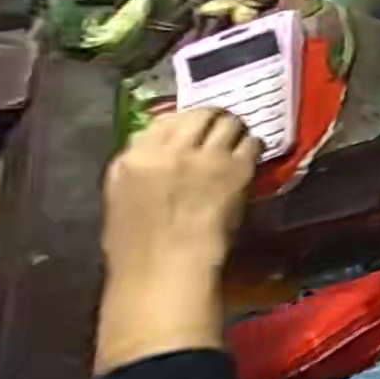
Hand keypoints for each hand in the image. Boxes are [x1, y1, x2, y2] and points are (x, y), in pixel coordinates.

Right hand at [101, 107, 260, 283]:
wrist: (166, 263)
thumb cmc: (140, 241)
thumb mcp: (125, 193)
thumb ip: (145, 164)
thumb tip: (169, 145)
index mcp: (133, 158)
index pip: (164, 120)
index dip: (185, 122)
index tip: (196, 129)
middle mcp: (170, 150)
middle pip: (201, 114)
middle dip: (215, 118)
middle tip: (225, 127)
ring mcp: (207, 157)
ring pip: (230, 123)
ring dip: (237, 129)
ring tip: (239, 140)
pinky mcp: (237, 168)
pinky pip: (253, 143)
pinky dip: (254, 146)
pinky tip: (251, 156)